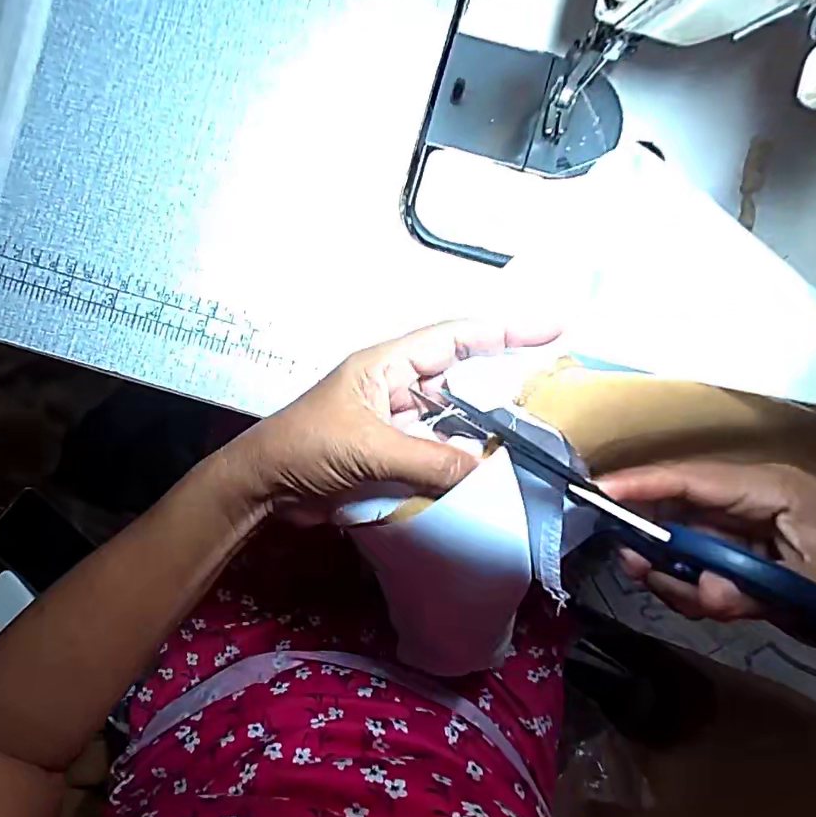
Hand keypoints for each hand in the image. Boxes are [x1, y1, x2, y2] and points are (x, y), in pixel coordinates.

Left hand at [220, 318, 559, 524]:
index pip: (452, 339)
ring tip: (528, 443)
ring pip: (448, 422)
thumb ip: (426, 460)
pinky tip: (485, 475)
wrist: (265, 485)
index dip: (502, 333)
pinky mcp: (387, 455)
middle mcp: (392, 390)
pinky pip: (432, 454)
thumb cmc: (304, 447)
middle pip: (458, 381)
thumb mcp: (367, 448)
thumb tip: (482, 471)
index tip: (550, 331)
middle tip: (550, 401)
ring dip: (479, 434)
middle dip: (500, 389)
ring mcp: (391, 424)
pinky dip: (456, 464)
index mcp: (384, 367)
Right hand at [597, 461, 815, 628]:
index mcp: (771, 489)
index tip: (595, 493)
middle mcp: (745, 500)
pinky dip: (685, 586)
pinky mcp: (729, 551)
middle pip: (672, 506)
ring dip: (670, 572)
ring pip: (673, 538)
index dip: (640, 484)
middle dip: (650, 539)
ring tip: (691, 598)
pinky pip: (686, 561)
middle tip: (635, 567)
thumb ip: (758, 590)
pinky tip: (706, 603)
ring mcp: (735, 526)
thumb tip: (706, 590)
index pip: (690, 478)